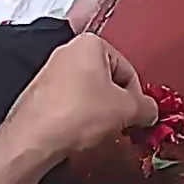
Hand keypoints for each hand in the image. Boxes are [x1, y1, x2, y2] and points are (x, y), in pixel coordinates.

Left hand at [5, 34, 159, 158]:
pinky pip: (71, 103)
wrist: (33, 139)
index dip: (136, 96)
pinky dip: (80, 117)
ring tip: (100, 131)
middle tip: (122, 124)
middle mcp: (68, 51)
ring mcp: (50, 72)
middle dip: (118, 104)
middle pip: (108, 80)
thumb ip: (147, 107)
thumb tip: (150, 111)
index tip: (137, 115)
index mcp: (91, 44)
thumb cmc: (80, 114)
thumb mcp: (127, 110)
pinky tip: (80, 134)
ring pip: (90, 93)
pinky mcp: (39, 94)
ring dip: (101, 112)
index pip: (128, 70)